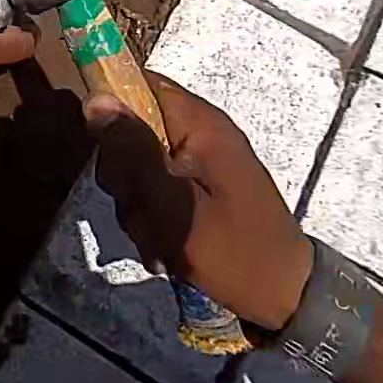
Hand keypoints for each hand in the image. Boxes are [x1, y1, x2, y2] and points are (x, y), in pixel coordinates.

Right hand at [86, 72, 312, 328]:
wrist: (286, 298)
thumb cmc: (231, 249)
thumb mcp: (172, 203)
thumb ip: (132, 150)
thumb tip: (96, 99)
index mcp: (199, 124)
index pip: (139, 84)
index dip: (111, 107)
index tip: (104, 146)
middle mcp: (198, 133)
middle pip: (131, 128)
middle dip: (123, 171)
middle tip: (140, 204)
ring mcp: (199, 160)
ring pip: (137, 163)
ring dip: (135, 200)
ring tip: (157, 234)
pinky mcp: (198, 184)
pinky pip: (154, 186)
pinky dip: (150, 213)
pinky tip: (163, 241)